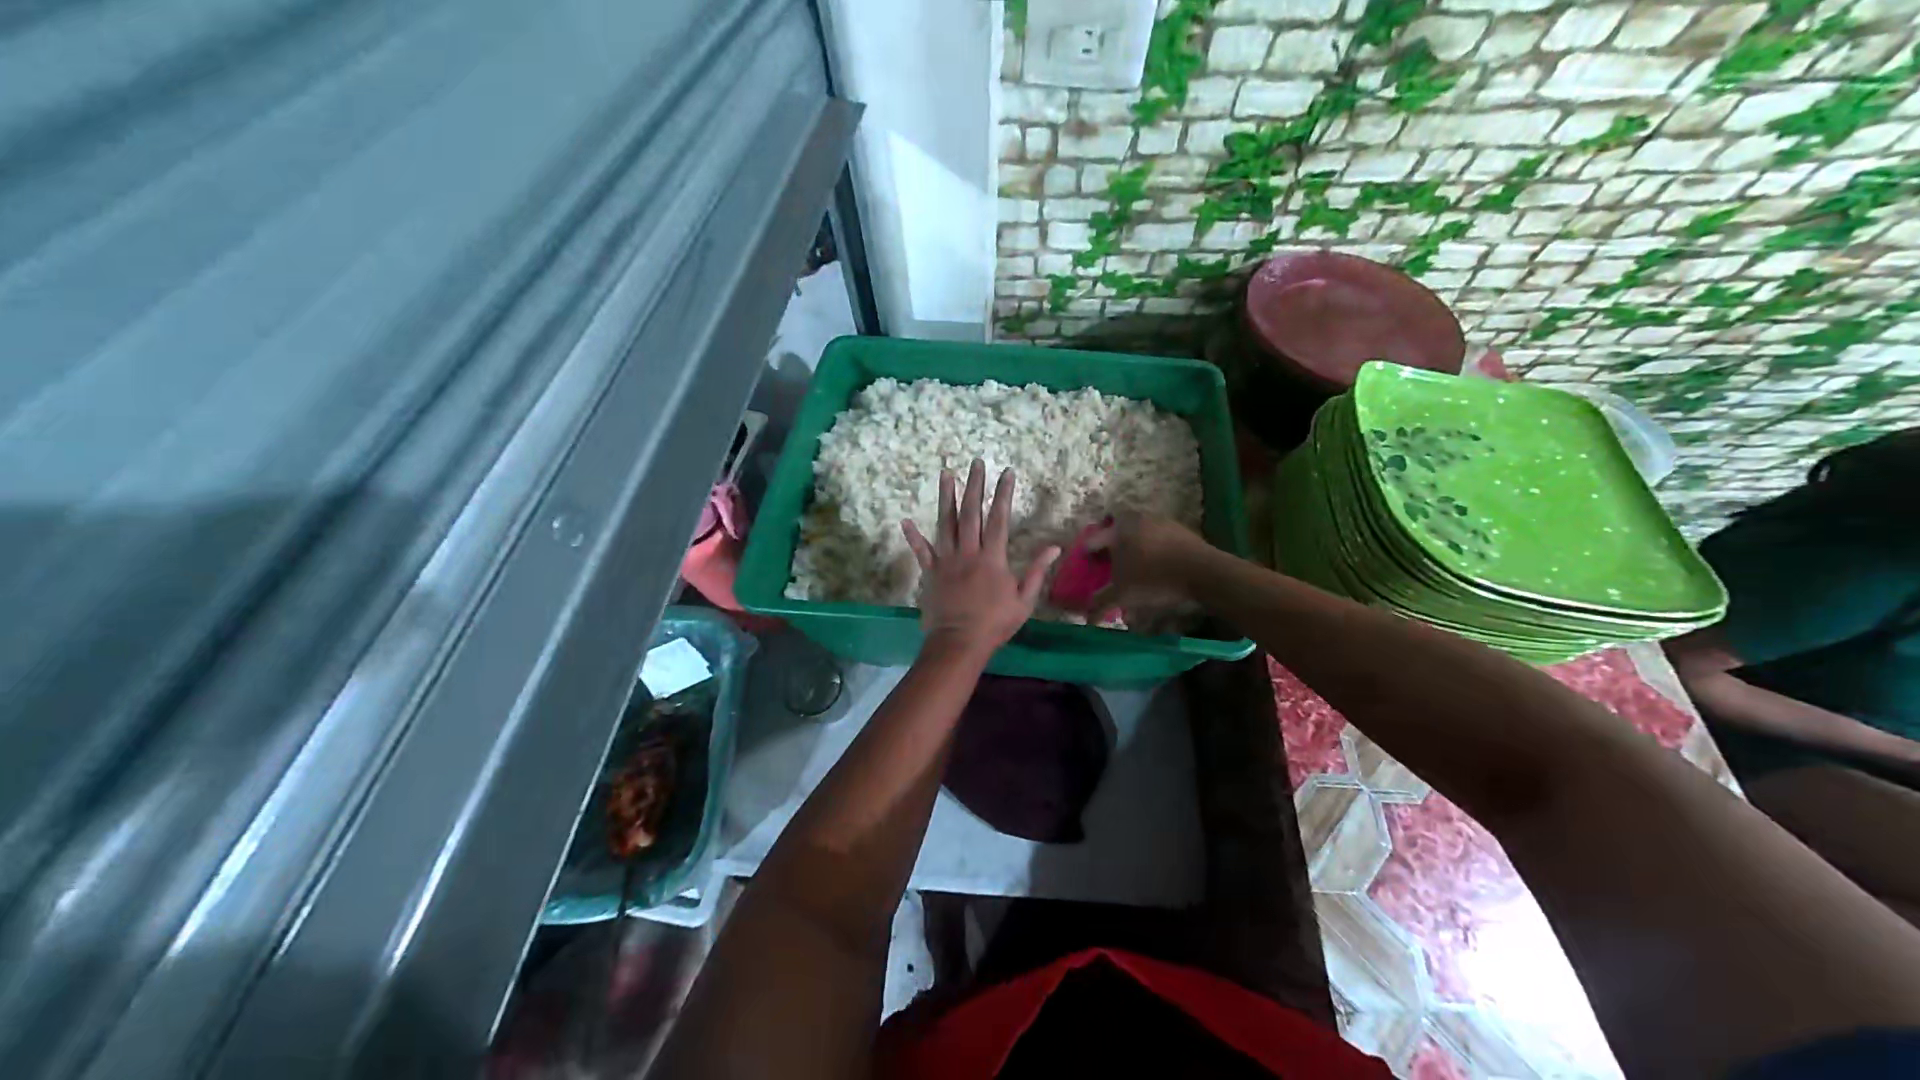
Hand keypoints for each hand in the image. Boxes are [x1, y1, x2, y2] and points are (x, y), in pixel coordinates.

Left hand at [902, 461, 1059, 659]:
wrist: (958, 642)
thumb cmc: (995, 624)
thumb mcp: (1024, 600)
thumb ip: (1037, 571)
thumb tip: (1054, 547)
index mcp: (993, 558)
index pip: (999, 518)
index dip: (1004, 494)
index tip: (1007, 473)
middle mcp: (968, 552)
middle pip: (971, 513)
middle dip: (975, 486)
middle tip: (977, 463)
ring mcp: (946, 560)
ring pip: (945, 523)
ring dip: (945, 497)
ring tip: (946, 474)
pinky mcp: (930, 572)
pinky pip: (921, 551)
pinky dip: (913, 536)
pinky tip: (906, 520)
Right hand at [1086, 512, 1214, 630]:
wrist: (1203, 571)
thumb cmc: (1154, 580)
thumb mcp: (1124, 595)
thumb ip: (1101, 604)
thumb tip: (1087, 618)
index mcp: (1116, 531)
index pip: (1091, 542)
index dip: (1087, 559)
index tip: (1090, 573)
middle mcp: (1134, 519)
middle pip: (1114, 535)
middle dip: (1110, 552)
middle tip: (1110, 572)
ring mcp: (1158, 520)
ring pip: (1136, 535)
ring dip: (1132, 550)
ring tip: (1135, 571)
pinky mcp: (1177, 527)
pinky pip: (1155, 537)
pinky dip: (1151, 549)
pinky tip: (1157, 567)